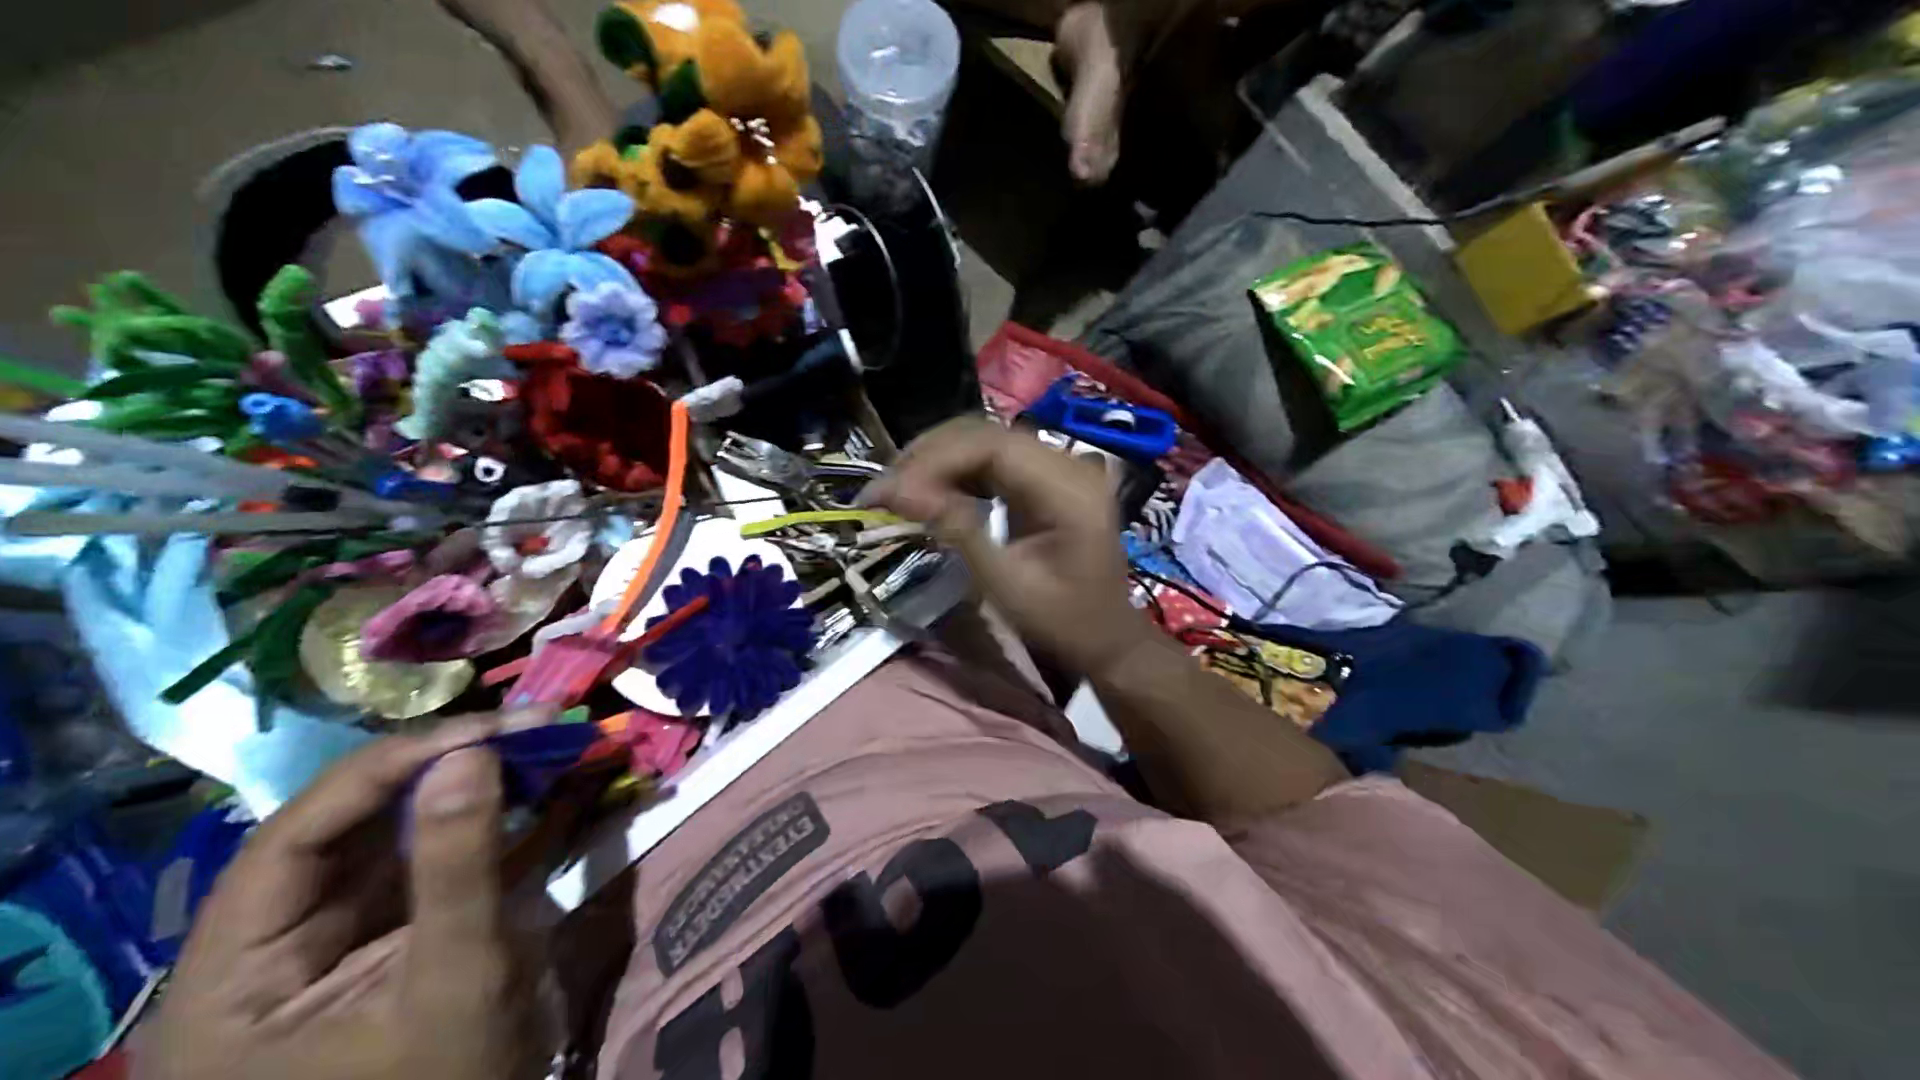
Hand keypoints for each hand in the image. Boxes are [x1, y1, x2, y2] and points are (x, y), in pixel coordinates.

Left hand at [141, 718, 549, 1079]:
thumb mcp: (456, 979)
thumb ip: (459, 864)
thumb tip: (472, 750)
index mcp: (232, 979)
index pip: (293, 838)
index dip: (384, 771)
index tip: (480, 729)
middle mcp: (269, 947)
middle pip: (347, 828)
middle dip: (439, 769)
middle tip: (524, 726)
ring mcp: (336, 937)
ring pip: (395, 834)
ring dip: (468, 785)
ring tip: (537, 743)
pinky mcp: (393, 931)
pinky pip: (432, 858)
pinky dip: (485, 818)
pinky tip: (534, 783)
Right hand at [864, 418, 1151, 677]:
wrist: (1105, 637)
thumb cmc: (1062, 621)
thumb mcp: (1006, 584)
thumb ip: (957, 530)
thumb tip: (898, 491)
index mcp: (1067, 488)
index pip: (991, 447)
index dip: (933, 460)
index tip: (888, 489)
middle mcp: (1066, 463)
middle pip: (986, 434)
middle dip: (928, 456)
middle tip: (883, 489)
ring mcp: (1057, 467)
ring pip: (985, 441)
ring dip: (937, 460)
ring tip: (896, 489)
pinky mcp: (1045, 478)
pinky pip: (993, 460)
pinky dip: (955, 472)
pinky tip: (928, 491)